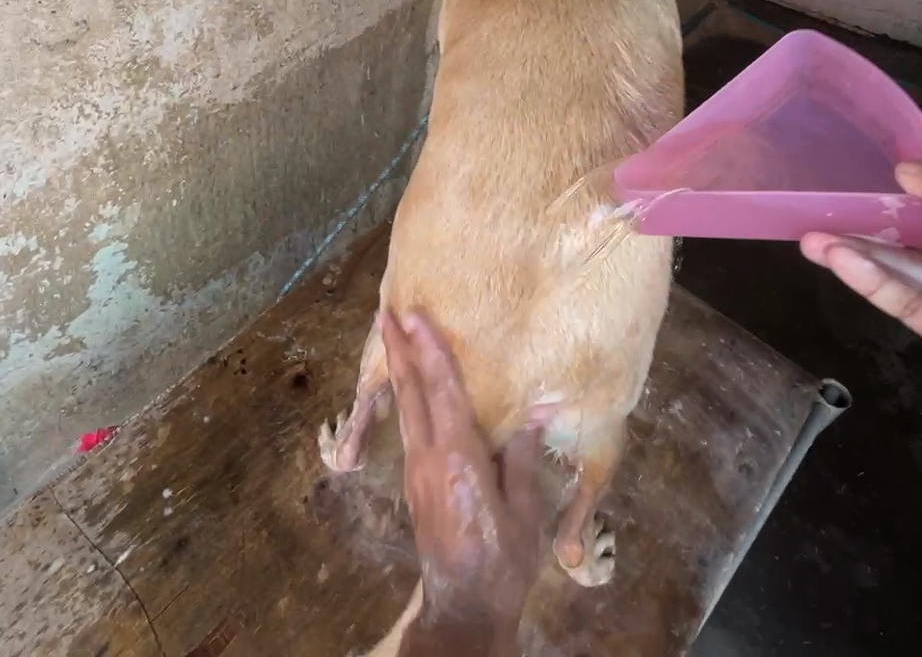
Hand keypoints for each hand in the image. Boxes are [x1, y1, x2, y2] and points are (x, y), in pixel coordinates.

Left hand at [380, 310, 544, 641]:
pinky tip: (408, 388)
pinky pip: (408, 428)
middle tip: (385, 313)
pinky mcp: (414, 483)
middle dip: (398, 350)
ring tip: (391, 339)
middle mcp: (428, 457)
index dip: (429, 350)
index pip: (441, 391)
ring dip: (399, 370)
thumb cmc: (502, 561)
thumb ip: (522, 458)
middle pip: (410, 392)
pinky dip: (406, 397)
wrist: (463, 608)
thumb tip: (536, 413)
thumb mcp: (524, 511)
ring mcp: (416, 470)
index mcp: (457, 458)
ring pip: (404, 408)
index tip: (415, 317)